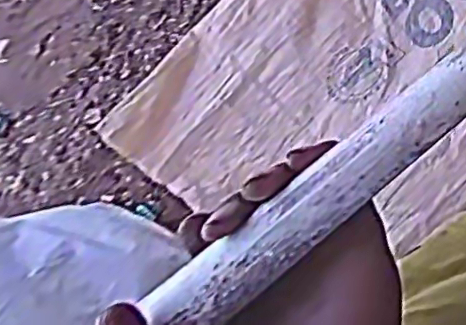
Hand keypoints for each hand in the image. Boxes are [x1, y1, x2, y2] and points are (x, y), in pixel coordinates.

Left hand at [100, 143, 401, 324]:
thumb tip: (112, 312)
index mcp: (235, 293)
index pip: (212, 247)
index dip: (201, 228)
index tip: (194, 232)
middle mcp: (273, 259)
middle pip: (252, 209)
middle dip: (234, 201)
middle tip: (222, 224)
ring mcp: (314, 234)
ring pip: (291, 186)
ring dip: (272, 175)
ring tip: (260, 190)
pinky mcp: (352, 217)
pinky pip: (337, 173)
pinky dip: (320, 156)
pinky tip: (302, 162)